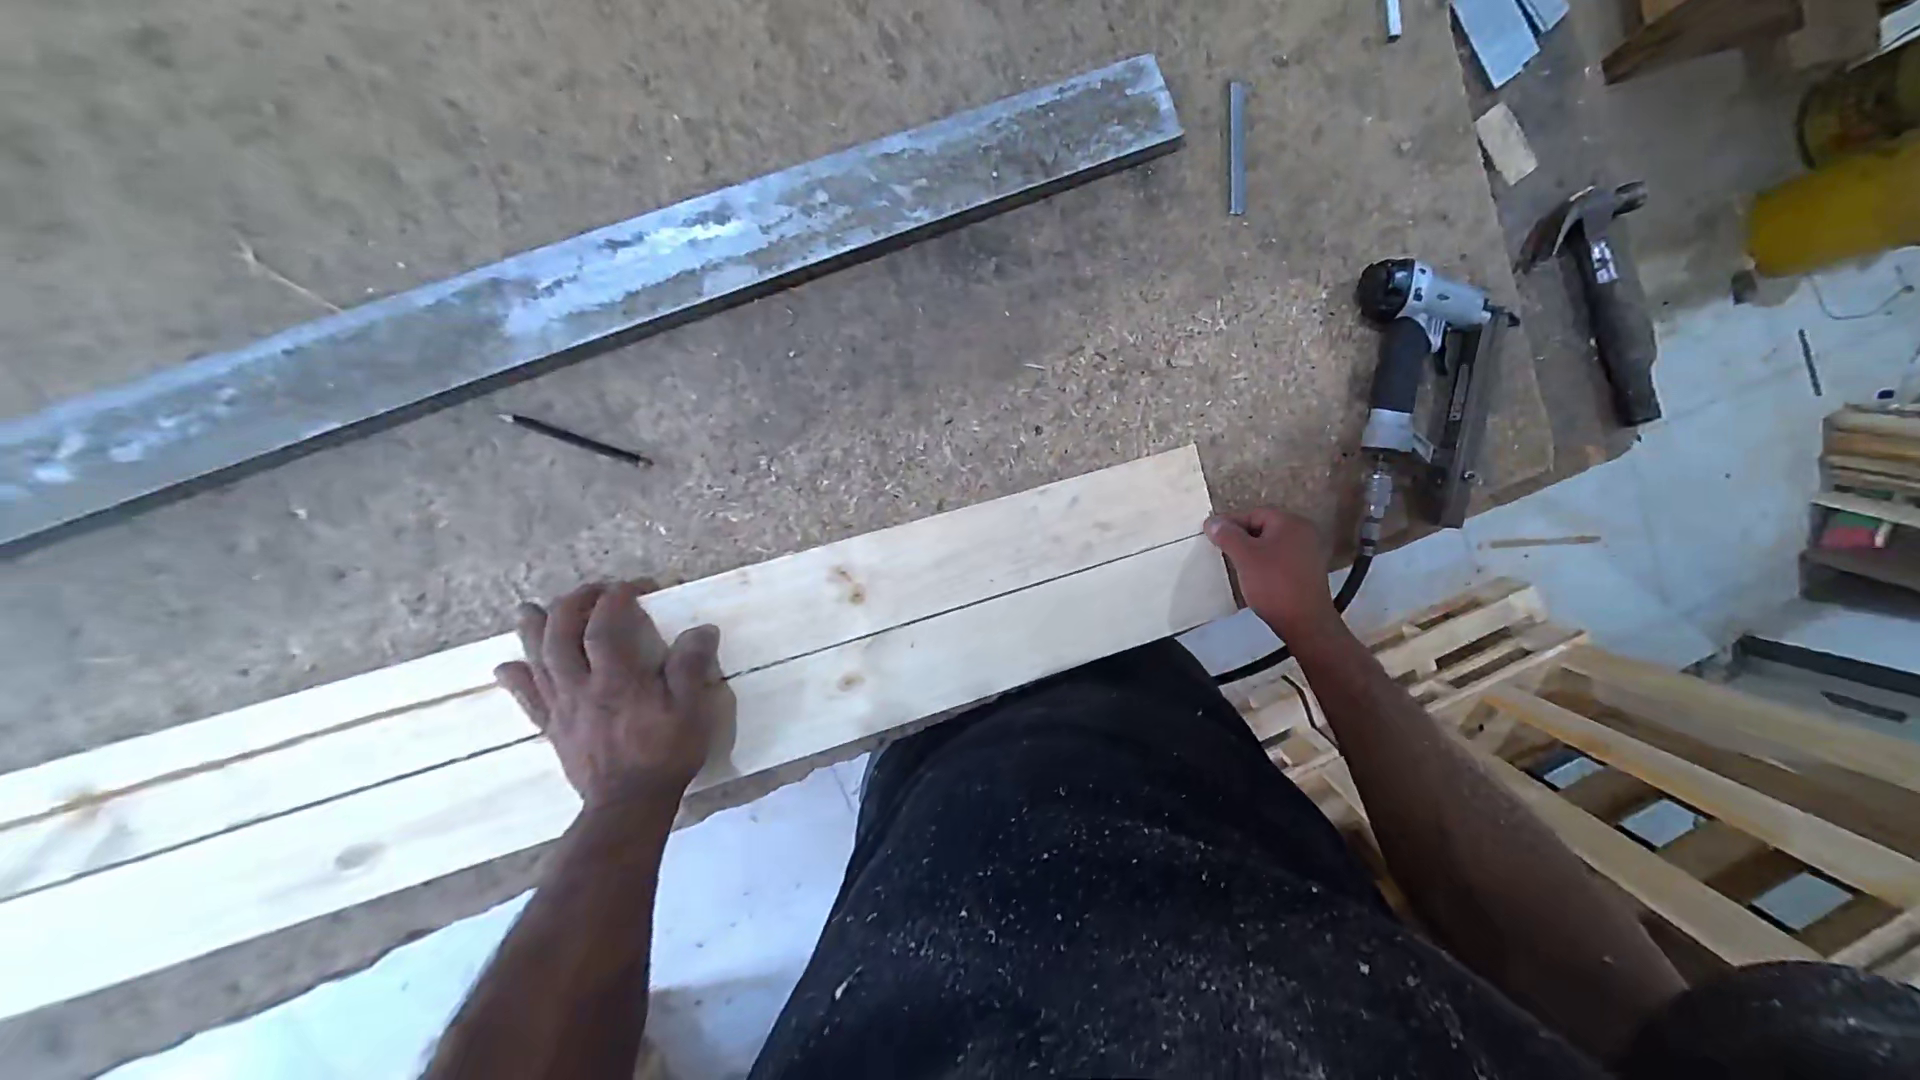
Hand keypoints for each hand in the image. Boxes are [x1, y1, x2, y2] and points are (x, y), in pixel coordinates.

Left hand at [495, 580, 732, 804]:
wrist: (627, 806)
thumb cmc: (664, 755)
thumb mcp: (692, 710)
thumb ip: (692, 666)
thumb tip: (702, 630)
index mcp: (616, 679)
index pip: (605, 626)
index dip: (615, 598)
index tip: (634, 586)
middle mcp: (581, 686)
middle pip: (561, 634)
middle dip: (574, 604)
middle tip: (593, 591)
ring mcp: (562, 707)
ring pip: (537, 660)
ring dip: (533, 629)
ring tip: (530, 608)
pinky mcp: (553, 728)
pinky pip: (528, 699)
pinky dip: (516, 678)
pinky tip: (506, 665)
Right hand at [1204, 509, 1337, 638]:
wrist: (1304, 621)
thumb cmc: (1273, 584)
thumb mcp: (1244, 556)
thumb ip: (1227, 535)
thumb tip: (1212, 522)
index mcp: (1290, 523)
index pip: (1254, 514)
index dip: (1230, 523)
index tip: (1211, 535)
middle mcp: (1303, 533)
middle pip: (1262, 528)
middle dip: (1240, 538)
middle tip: (1221, 549)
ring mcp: (1307, 553)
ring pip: (1270, 545)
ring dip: (1251, 552)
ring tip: (1234, 564)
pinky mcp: (1306, 572)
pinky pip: (1278, 559)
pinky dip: (1263, 563)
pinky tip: (1252, 576)